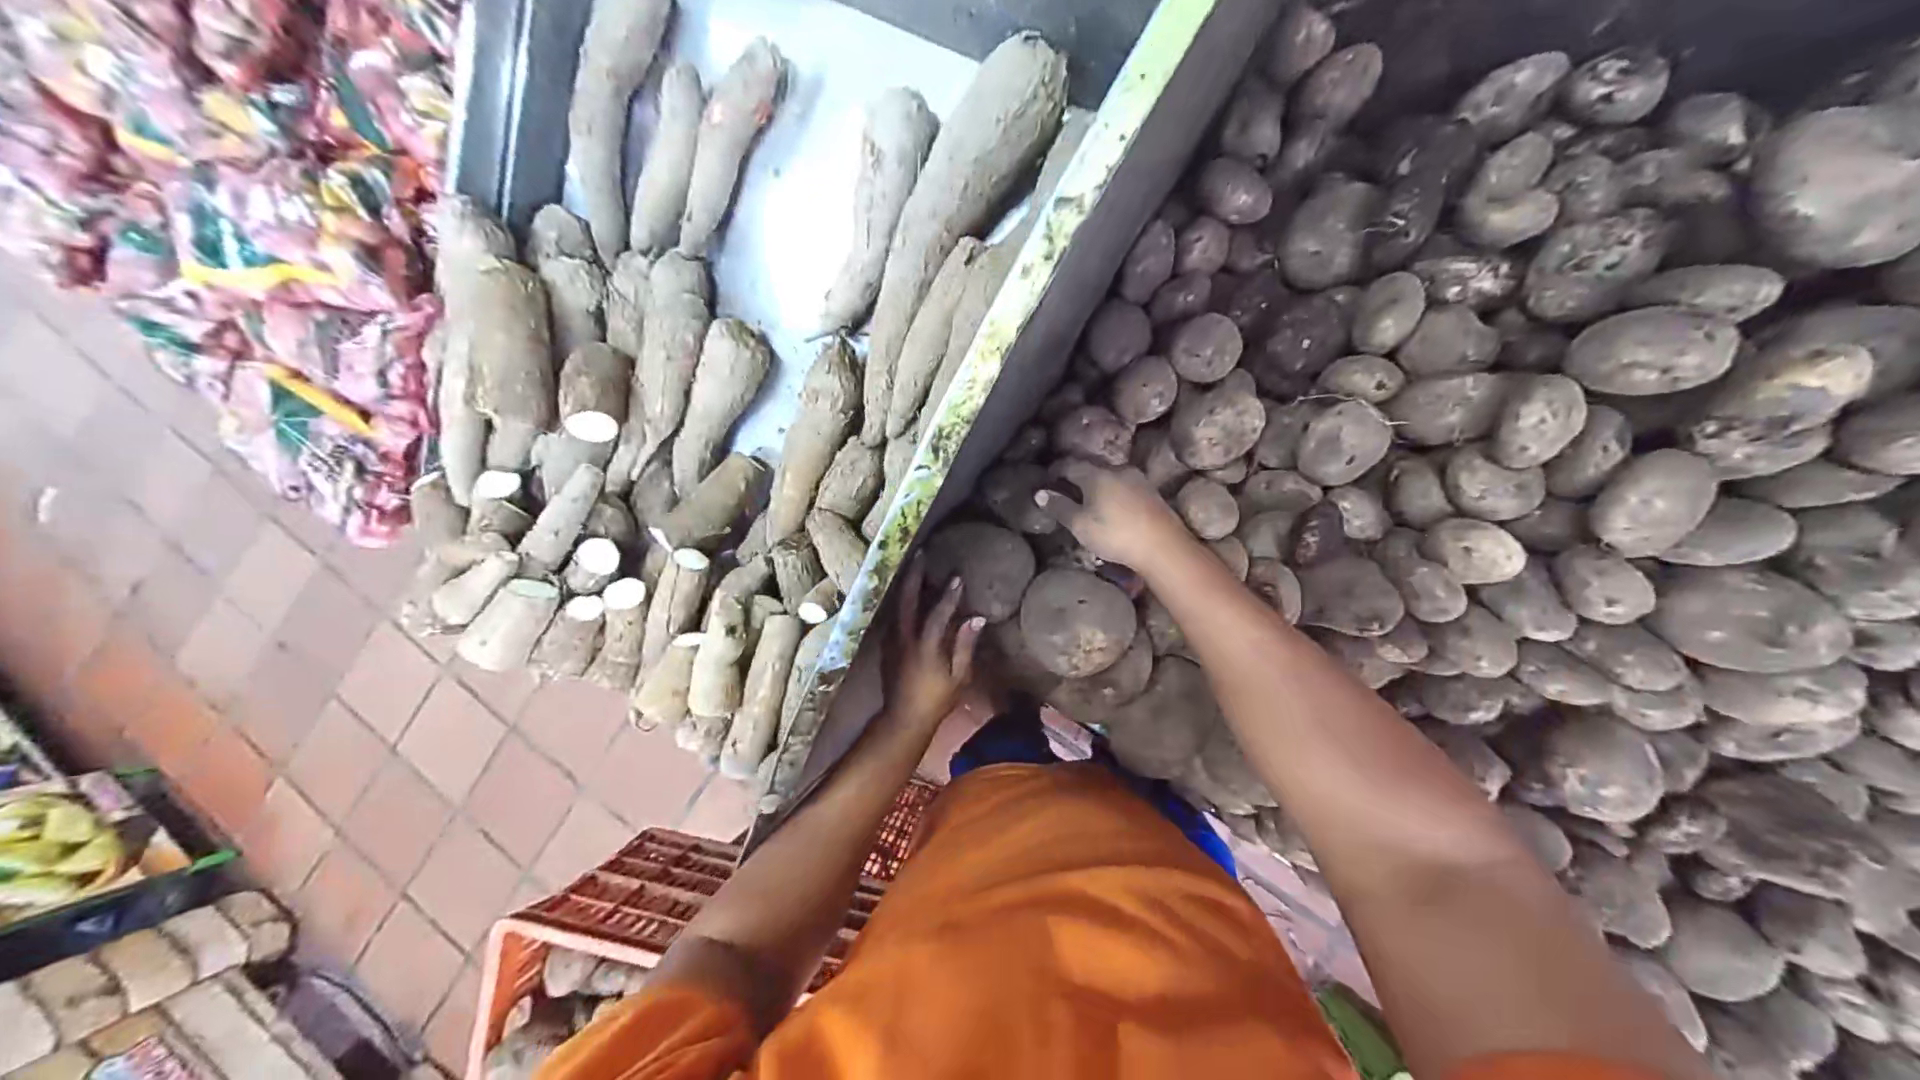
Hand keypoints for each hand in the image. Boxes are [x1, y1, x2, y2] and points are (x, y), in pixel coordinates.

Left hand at [885, 558, 983, 731]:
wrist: (903, 717)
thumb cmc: (937, 699)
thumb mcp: (959, 677)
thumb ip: (966, 645)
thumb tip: (977, 618)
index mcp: (926, 647)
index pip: (938, 614)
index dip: (948, 595)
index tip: (957, 577)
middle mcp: (906, 639)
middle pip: (908, 600)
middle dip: (915, 576)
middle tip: (921, 554)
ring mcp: (893, 641)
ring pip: (897, 605)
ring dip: (906, 585)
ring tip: (914, 566)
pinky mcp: (887, 645)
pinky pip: (893, 615)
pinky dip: (900, 600)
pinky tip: (906, 593)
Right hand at [1034, 460, 1190, 570]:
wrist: (1163, 546)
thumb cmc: (1115, 534)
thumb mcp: (1080, 525)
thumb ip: (1060, 507)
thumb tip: (1040, 493)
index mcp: (1096, 474)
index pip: (1070, 465)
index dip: (1056, 471)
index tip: (1047, 480)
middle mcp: (1117, 469)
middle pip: (1092, 469)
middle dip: (1077, 478)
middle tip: (1066, 492)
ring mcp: (1138, 479)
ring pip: (1110, 477)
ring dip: (1097, 486)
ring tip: (1089, 502)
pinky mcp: (1151, 492)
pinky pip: (1124, 487)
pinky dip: (1113, 493)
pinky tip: (1112, 507)